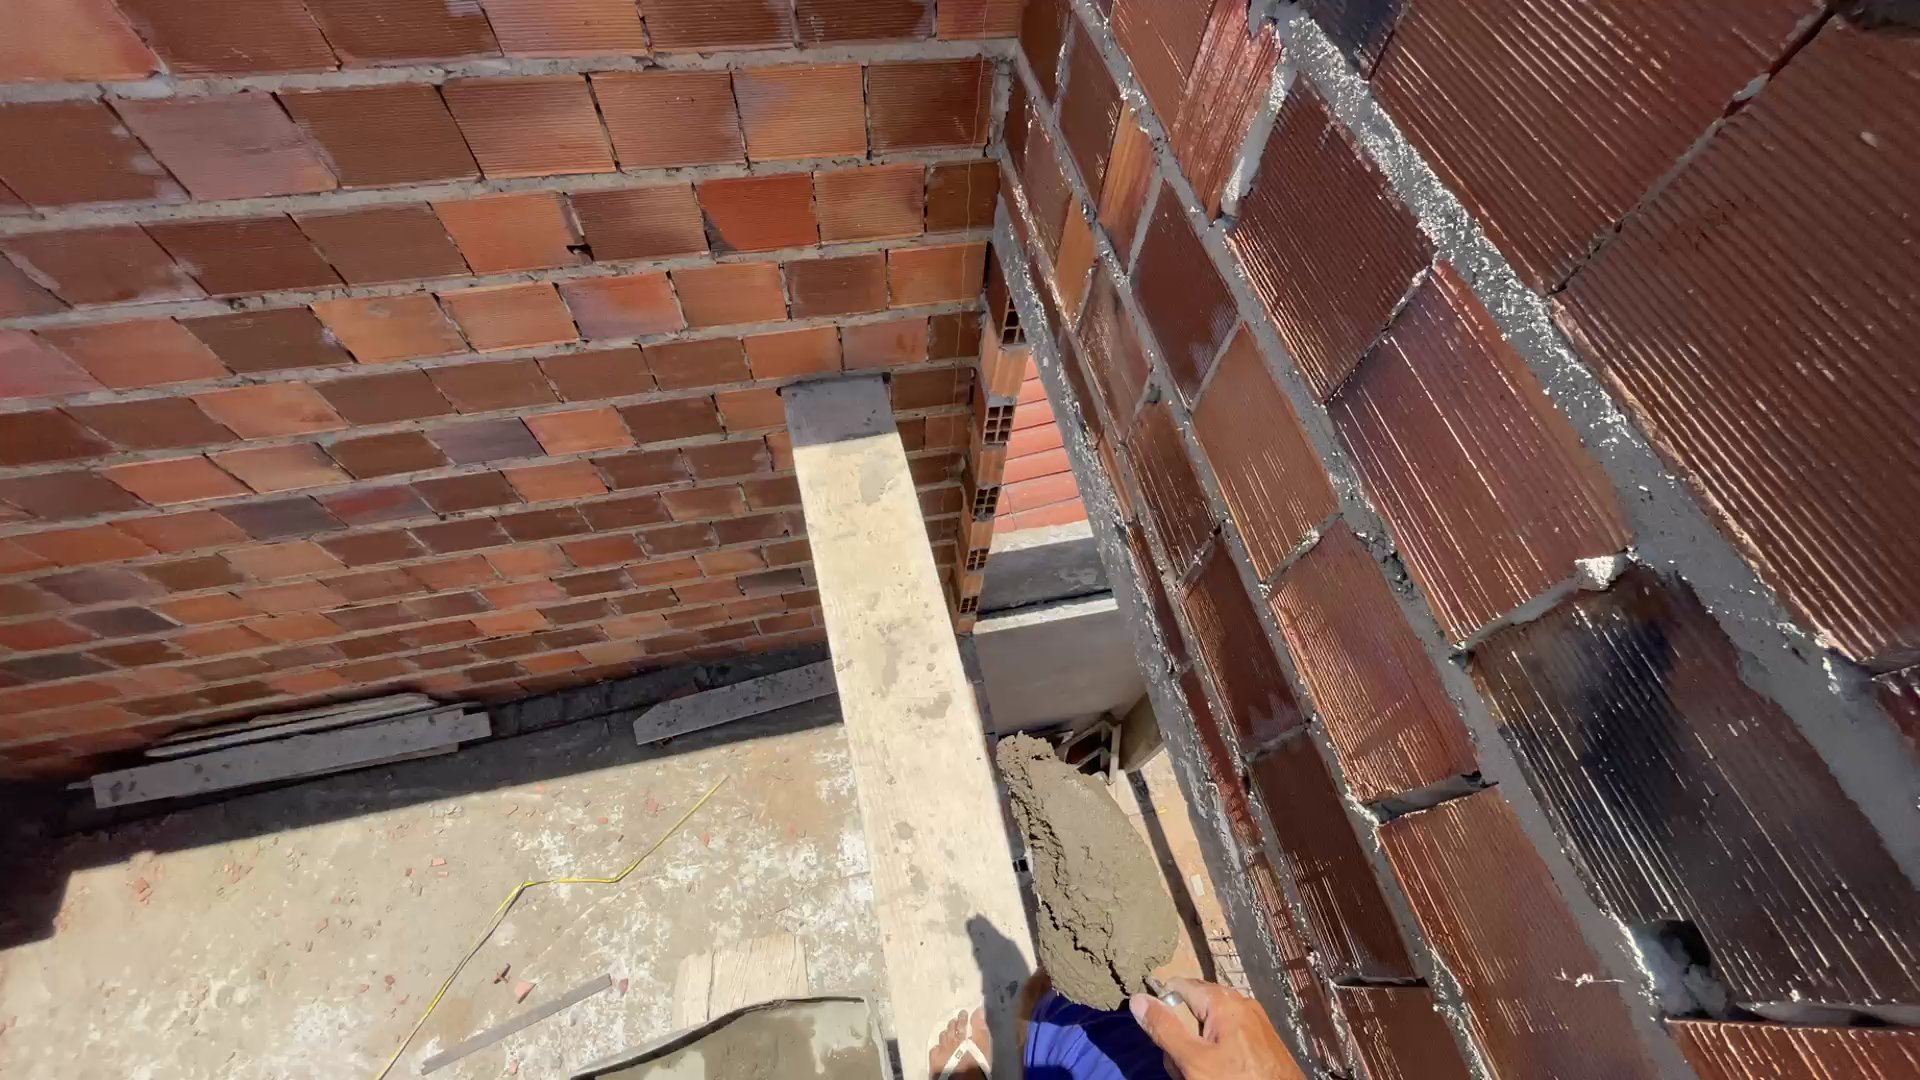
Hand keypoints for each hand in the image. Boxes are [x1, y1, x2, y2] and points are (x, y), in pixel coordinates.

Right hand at [1129, 978, 1304, 1079]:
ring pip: (1212, 1027)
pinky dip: (1220, 1056)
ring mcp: (1256, 1023)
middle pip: (1194, 1008)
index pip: (1178, 986)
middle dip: (1183, 1037)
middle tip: (1182, 1068)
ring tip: (1200, 1076)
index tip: (1161, 1040)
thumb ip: (1164, 1029)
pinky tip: (1220, 1076)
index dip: (1164, 1009)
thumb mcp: (1194, 1061)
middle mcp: (1241, 1002)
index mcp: (1223, 999)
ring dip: (1199, 1050)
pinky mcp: (1266, 1043)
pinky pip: (1232, 1039)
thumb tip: (1136, 999)